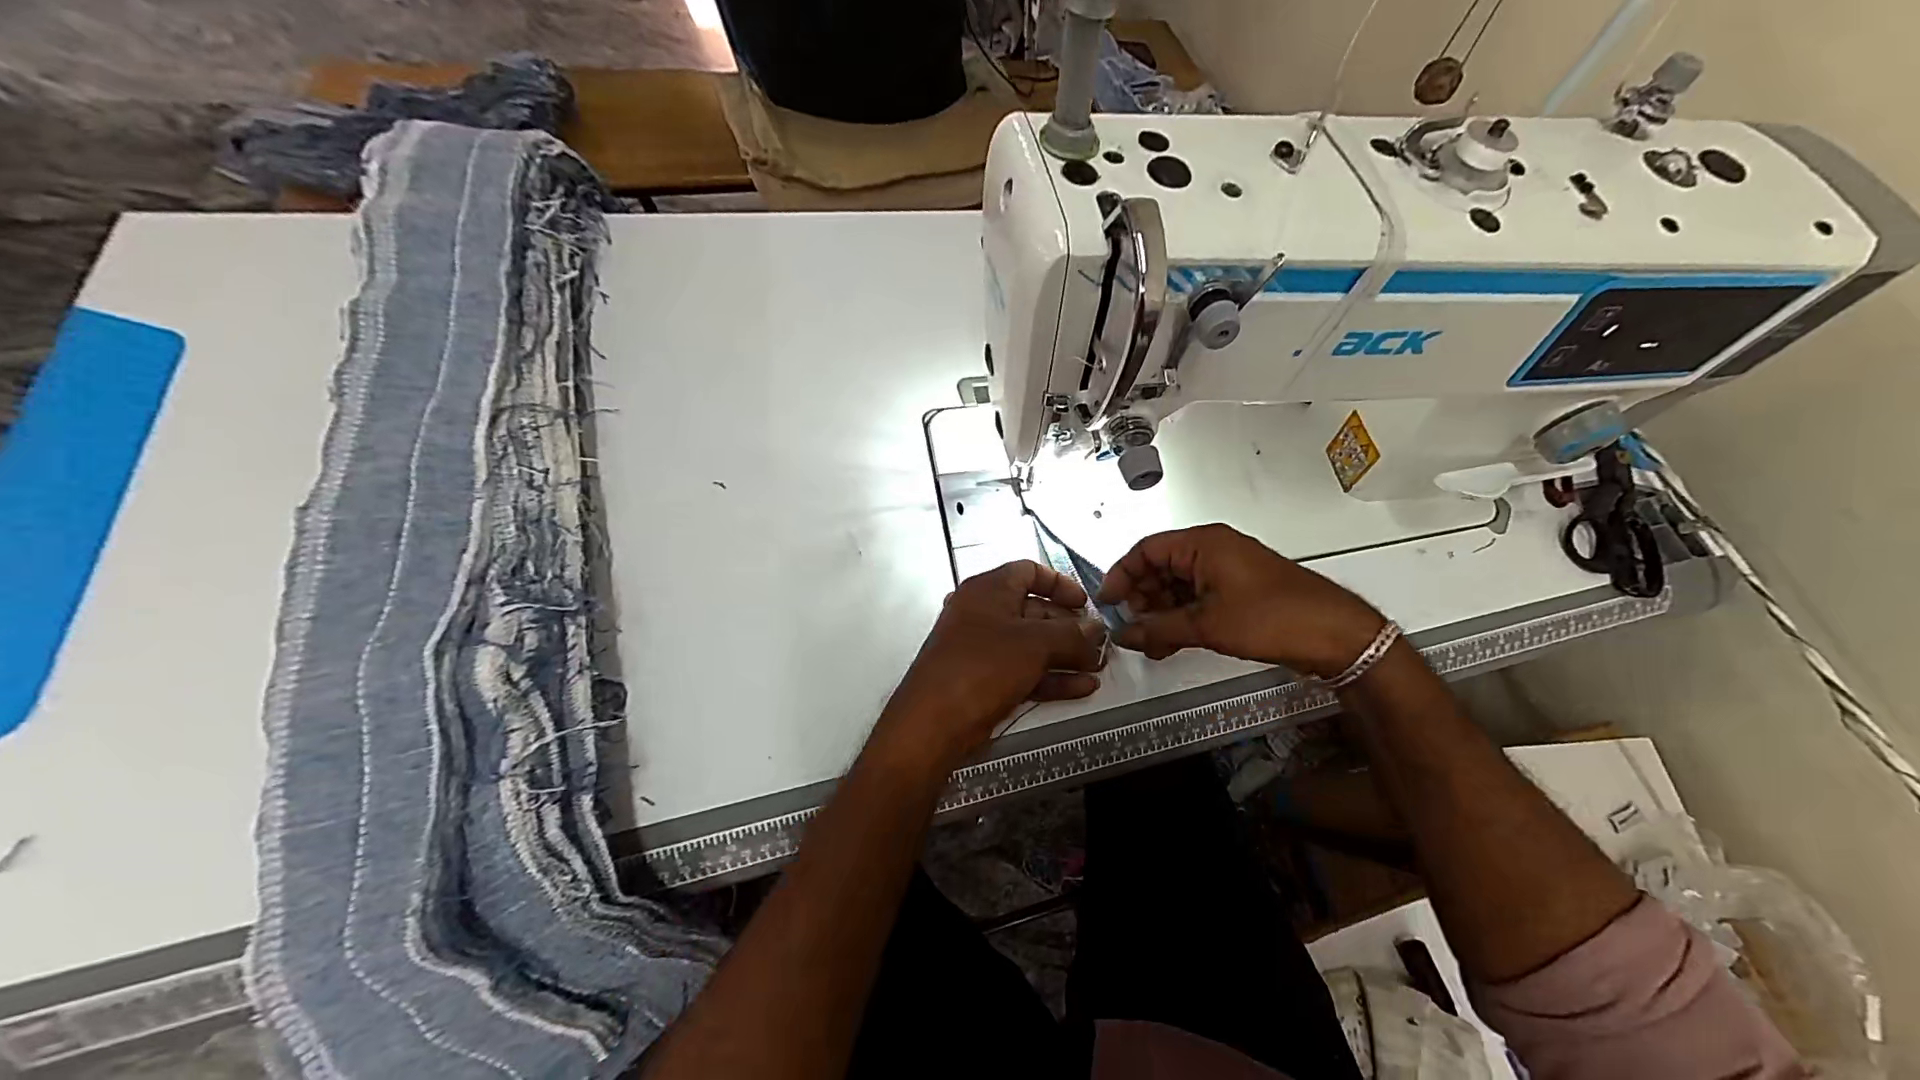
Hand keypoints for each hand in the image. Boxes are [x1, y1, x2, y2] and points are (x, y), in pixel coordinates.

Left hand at [873, 561, 1106, 772]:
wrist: (935, 722)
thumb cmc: (977, 668)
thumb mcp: (1034, 643)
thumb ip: (1070, 634)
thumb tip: (1093, 630)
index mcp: (987, 590)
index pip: (1028, 571)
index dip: (1059, 584)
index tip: (1084, 601)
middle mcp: (981, 614)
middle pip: (1033, 610)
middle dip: (1069, 626)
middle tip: (1097, 640)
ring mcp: (981, 649)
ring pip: (1031, 645)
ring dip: (1065, 655)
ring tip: (1096, 665)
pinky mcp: (983, 681)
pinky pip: (1024, 671)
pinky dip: (1051, 677)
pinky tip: (1079, 686)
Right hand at [1097, 524, 1384, 678]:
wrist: (1337, 636)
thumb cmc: (1281, 616)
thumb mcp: (1206, 624)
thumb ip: (1158, 628)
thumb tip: (1128, 632)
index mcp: (1203, 543)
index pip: (1145, 550)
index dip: (1121, 575)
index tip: (1109, 601)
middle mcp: (1213, 550)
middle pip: (1159, 568)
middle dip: (1141, 598)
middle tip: (1131, 625)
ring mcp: (1227, 570)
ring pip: (1177, 586)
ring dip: (1160, 612)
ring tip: (1152, 641)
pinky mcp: (1238, 591)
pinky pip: (1197, 598)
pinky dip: (1181, 617)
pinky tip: (1173, 641)